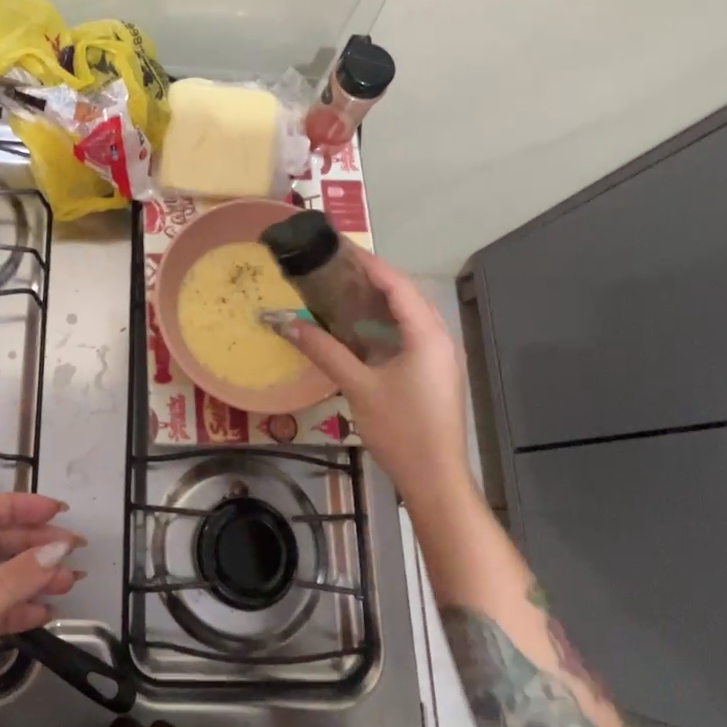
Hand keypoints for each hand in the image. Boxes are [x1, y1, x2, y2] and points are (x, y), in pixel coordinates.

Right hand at [283, 250, 471, 500]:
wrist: (435, 478)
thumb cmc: (400, 430)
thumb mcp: (358, 387)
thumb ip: (324, 351)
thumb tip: (286, 324)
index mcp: (427, 335)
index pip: (397, 285)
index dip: (369, 264)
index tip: (339, 248)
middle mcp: (440, 338)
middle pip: (406, 295)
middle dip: (373, 279)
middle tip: (336, 267)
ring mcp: (440, 357)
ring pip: (409, 316)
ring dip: (379, 302)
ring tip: (343, 290)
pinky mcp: (434, 373)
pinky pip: (410, 335)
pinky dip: (385, 325)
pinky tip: (359, 329)